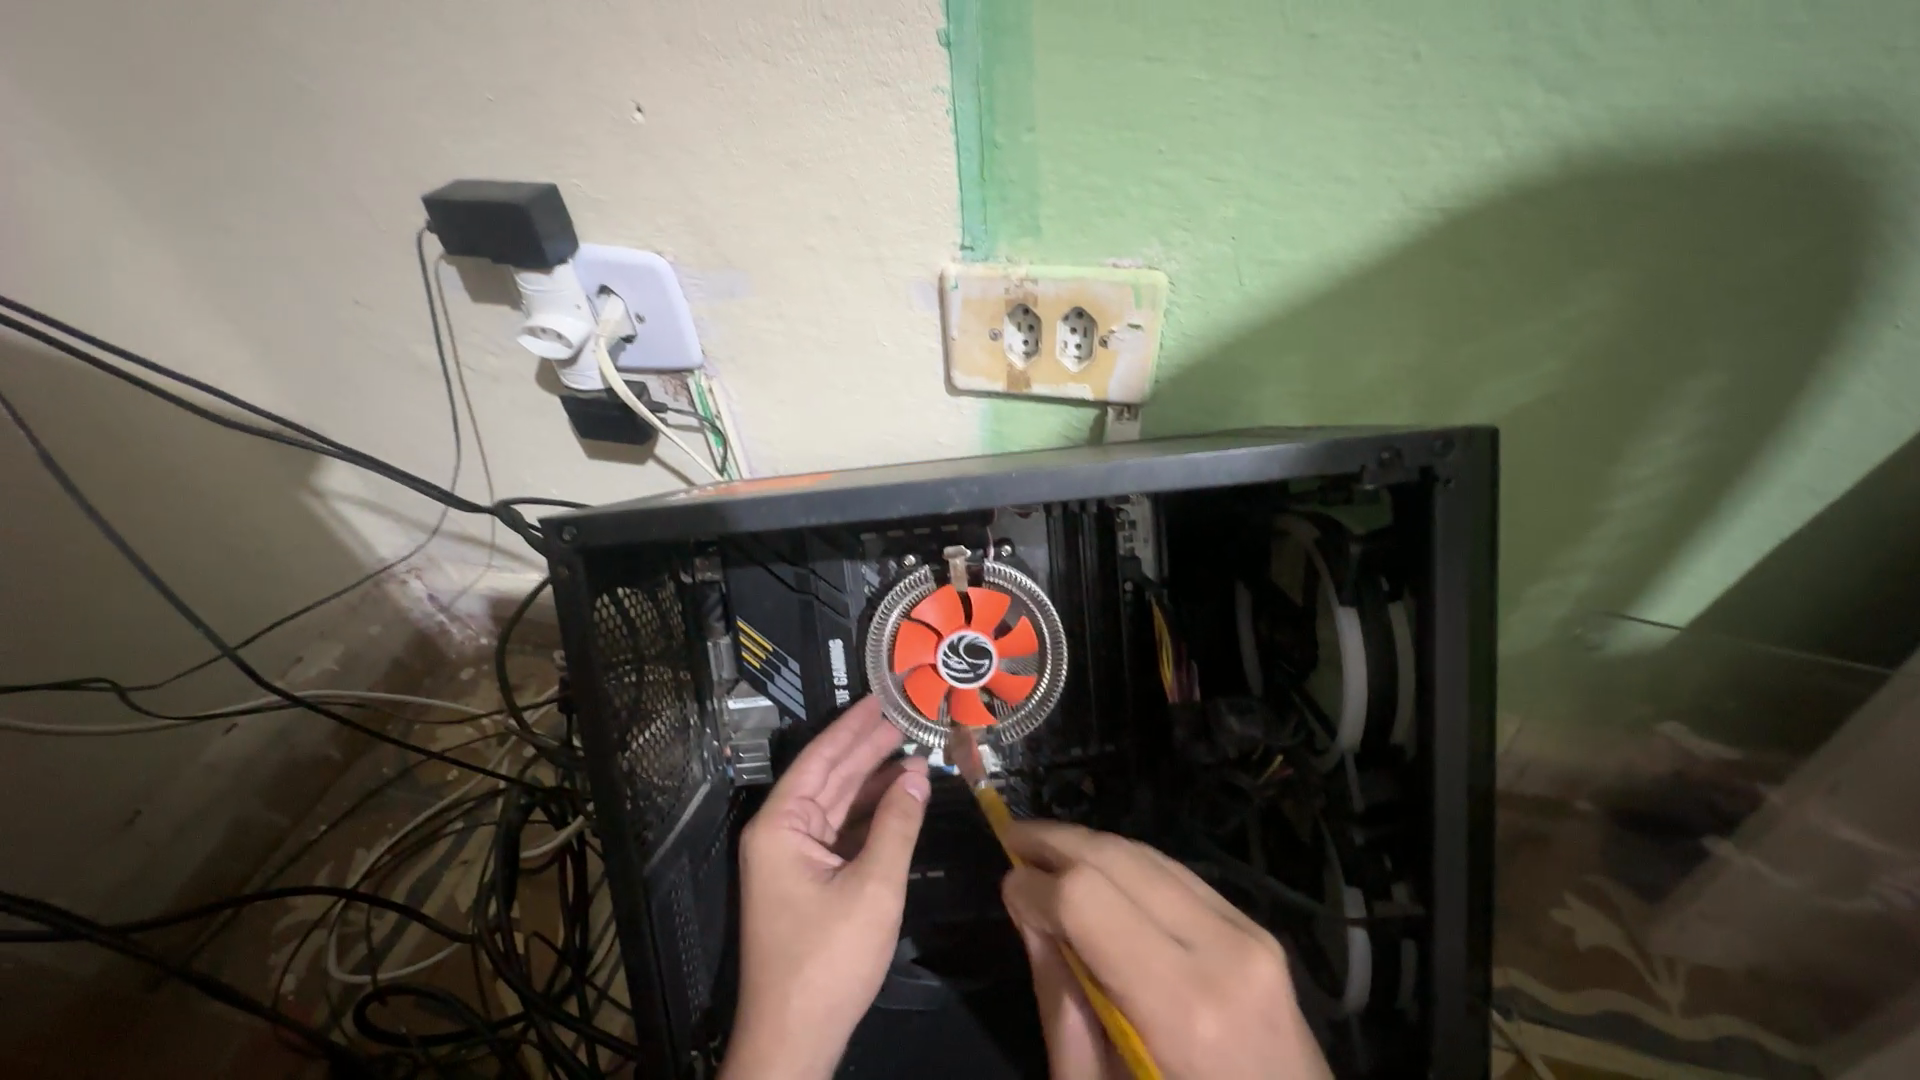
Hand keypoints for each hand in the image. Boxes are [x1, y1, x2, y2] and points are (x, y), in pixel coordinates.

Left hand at [721, 696, 930, 1079]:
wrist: (795, 1039)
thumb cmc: (827, 960)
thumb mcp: (872, 887)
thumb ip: (897, 825)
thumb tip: (917, 775)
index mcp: (780, 825)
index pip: (820, 758)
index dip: (853, 726)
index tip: (881, 697)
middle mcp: (782, 833)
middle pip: (829, 776)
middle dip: (867, 747)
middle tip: (905, 713)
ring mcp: (795, 858)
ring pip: (839, 804)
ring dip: (874, 780)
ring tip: (913, 748)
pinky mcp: (811, 880)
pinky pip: (844, 833)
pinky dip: (872, 815)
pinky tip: (901, 796)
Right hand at [1000, 821, 1331, 1079]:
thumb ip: (1062, 1003)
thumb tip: (1028, 912)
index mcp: (1185, 1010)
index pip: (1088, 899)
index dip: (1037, 886)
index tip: (1006, 891)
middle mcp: (1225, 951)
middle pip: (1118, 860)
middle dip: (1056, 843)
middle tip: (1012, 840)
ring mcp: (1249, 934)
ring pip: (1147, 856)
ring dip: (1088, 845)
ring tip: (1042, 850)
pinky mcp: (1257, 930)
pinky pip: (1176, 874)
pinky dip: (1125, 864)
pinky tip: (1096, 871)